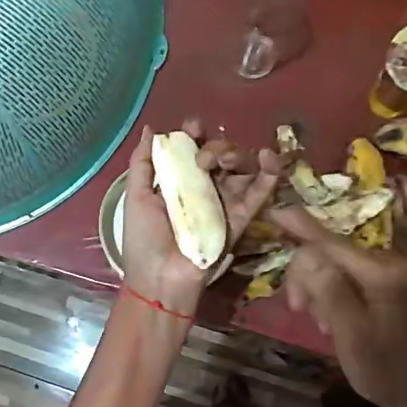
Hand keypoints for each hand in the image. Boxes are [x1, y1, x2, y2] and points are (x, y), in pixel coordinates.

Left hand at [121, 120, 283, 314]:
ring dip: (237, 155)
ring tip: (222, 162)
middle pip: (221, 154)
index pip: (194, 149)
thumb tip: (151, 129)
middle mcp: (203, 189)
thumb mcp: (136, 197)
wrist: (159, 278)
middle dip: (216, 146)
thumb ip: (143, 163)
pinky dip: (270, 173)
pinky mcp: (240, 219)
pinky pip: (261, 192)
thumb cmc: (143, 240)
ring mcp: (224, 203)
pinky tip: (268, 157)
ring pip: (242, 168)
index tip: (193, 128)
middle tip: (202, 159)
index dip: (196, 134)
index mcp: (178, 182)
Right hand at [266, 205, 406, 406]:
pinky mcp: (402, 285)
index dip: (302, 227)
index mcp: (385, 274)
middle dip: (308, 275)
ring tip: (320, 322)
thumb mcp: (350, 334)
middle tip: (296, 309)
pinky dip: (339, 293)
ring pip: (342, 266)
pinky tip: (335, 318)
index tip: (276, 210)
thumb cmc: (385, 370)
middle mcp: (397, 263)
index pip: (332, 244)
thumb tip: (307, 255)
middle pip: (334, 254)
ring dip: (322, 289)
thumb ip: (329, 291)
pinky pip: (357, 277)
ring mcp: (402, 273)